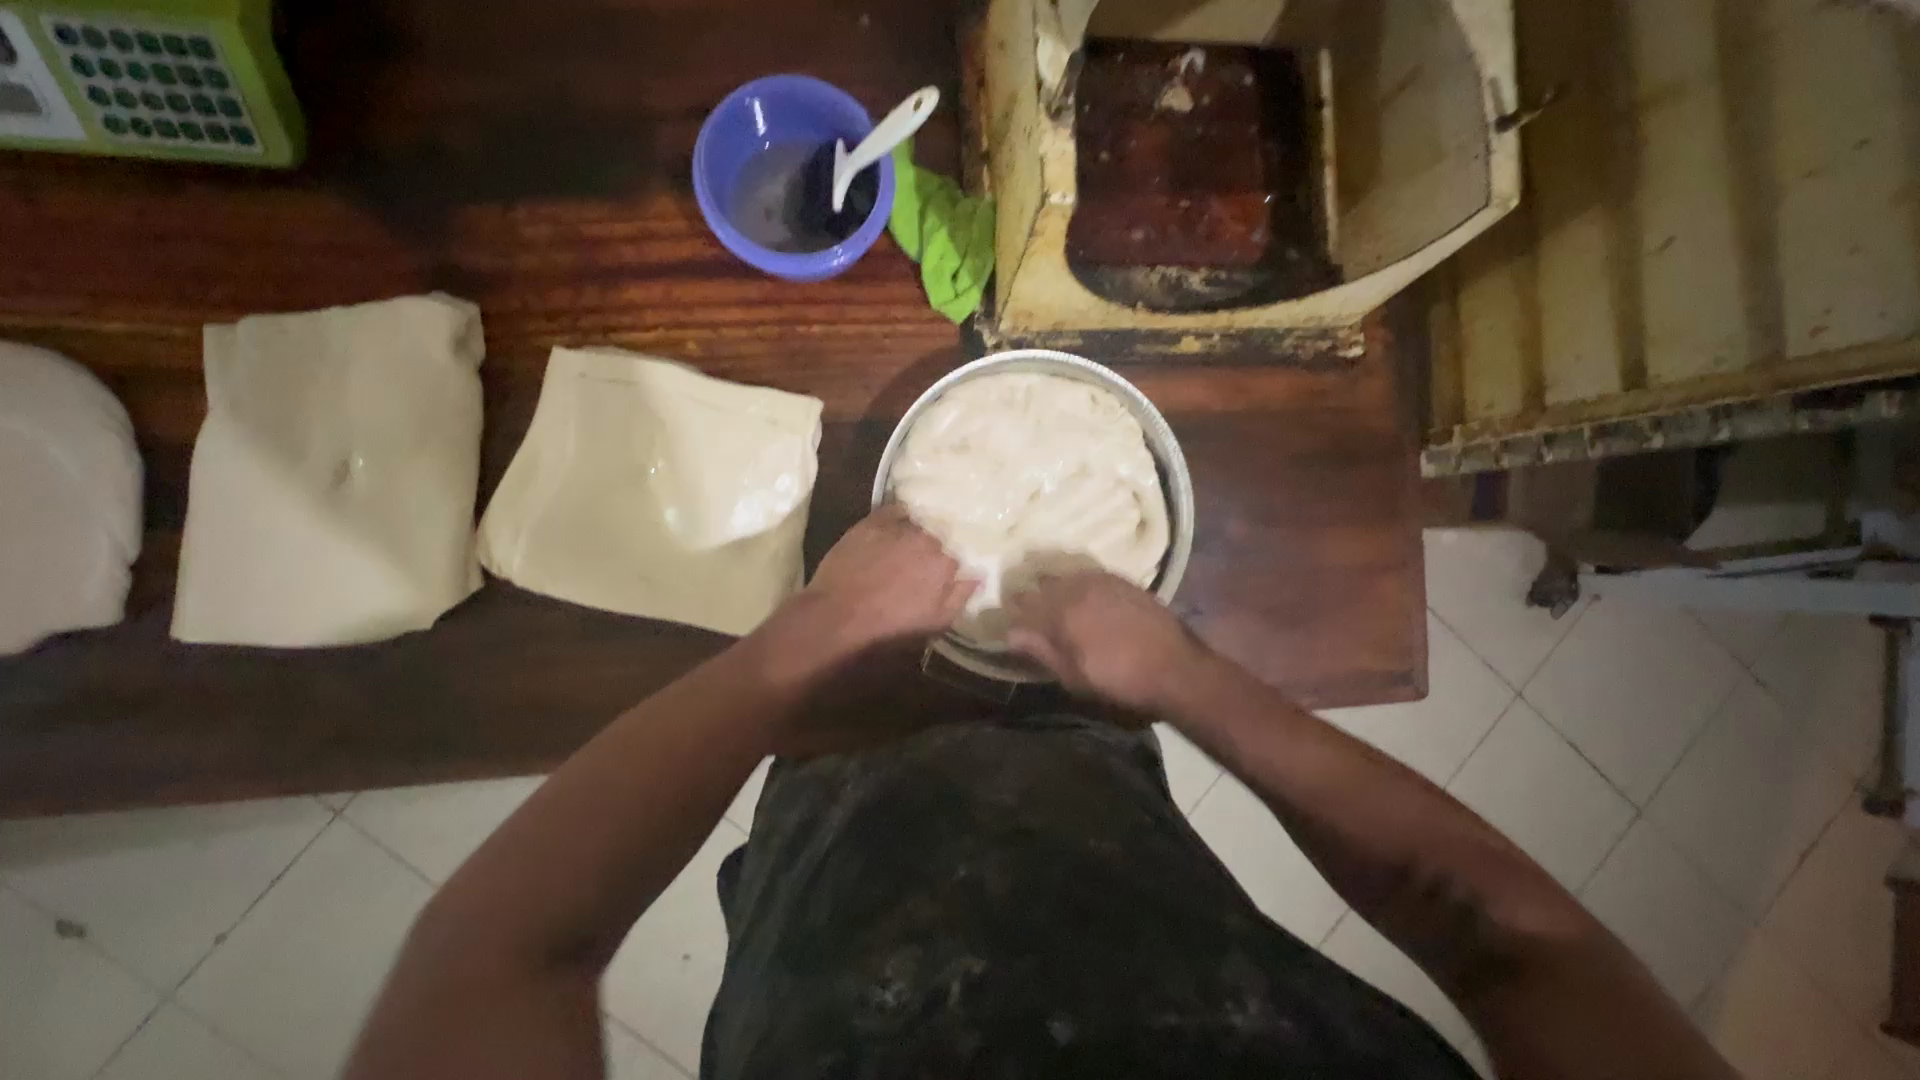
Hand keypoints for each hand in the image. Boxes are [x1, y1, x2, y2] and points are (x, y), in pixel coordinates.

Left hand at [795, 504, 977, 653]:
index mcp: (945, 563)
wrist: (837, 617)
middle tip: (916, 566)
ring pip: (916, 525)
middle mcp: (926, 538)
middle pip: (937, 539)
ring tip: (902, 549)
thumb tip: (978, 575)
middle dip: (930, 551)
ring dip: (914, 535)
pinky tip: (891, 529)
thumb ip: (960, 596)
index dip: (946, 569)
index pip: (956, 557)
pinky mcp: (871, 522)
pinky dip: (897, 518)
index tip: (938, 578)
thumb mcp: (935, 624)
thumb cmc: (889, 628)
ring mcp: (898, 527)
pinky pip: (894, 511)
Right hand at [1005, 571, 1208, 710]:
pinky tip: (1084, 595)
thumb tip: (1011, 633)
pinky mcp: (1123, 581)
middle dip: (1034, 594)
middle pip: (1044, 584)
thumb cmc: (1119, 679)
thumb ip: (1042, 650)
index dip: (1014, 610)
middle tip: (1030, 608)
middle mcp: (1078, 588)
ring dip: (1056, 585)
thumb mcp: (1074, 675)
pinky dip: (1079, 582)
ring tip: (1055, 599)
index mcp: (1061, 612)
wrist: (1175, 667)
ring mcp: (1103, 580)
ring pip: (1067, 575)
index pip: (1025, 604)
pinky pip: (1090, 574)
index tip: (1010, 616)